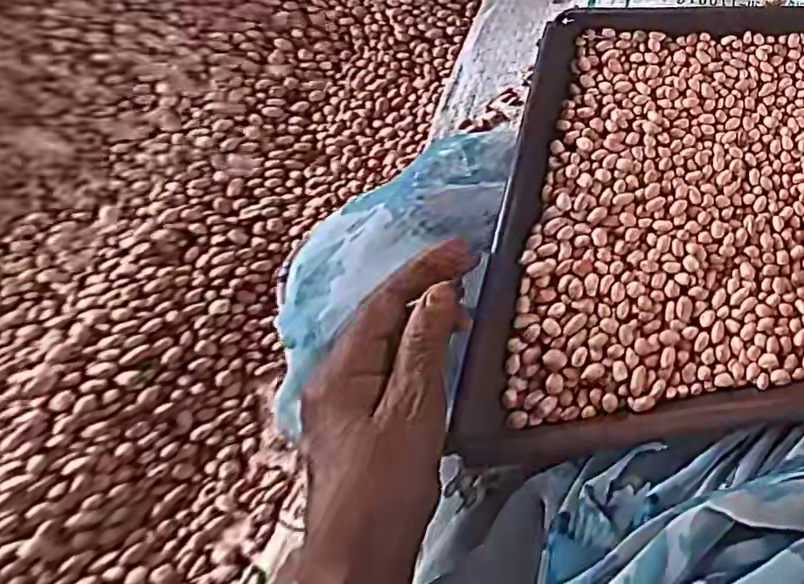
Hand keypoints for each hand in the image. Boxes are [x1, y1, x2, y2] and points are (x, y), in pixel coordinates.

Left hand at [286, 241, 476, 583]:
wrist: (358, 553)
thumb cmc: (386, 482)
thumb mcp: (413, 407)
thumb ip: (424, 344)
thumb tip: (440, 290)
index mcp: (341, 372)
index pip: (383, 302)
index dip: (423, 270)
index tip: (462, 250)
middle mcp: (336, 376)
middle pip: (381, 312)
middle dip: (424, 281)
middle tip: (467, 262)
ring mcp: (346, 394)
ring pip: (387, 331)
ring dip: (424, 306)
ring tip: (463, 295)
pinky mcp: (363, 410)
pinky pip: (392, 353)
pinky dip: (421, 333)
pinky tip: (444, 335)